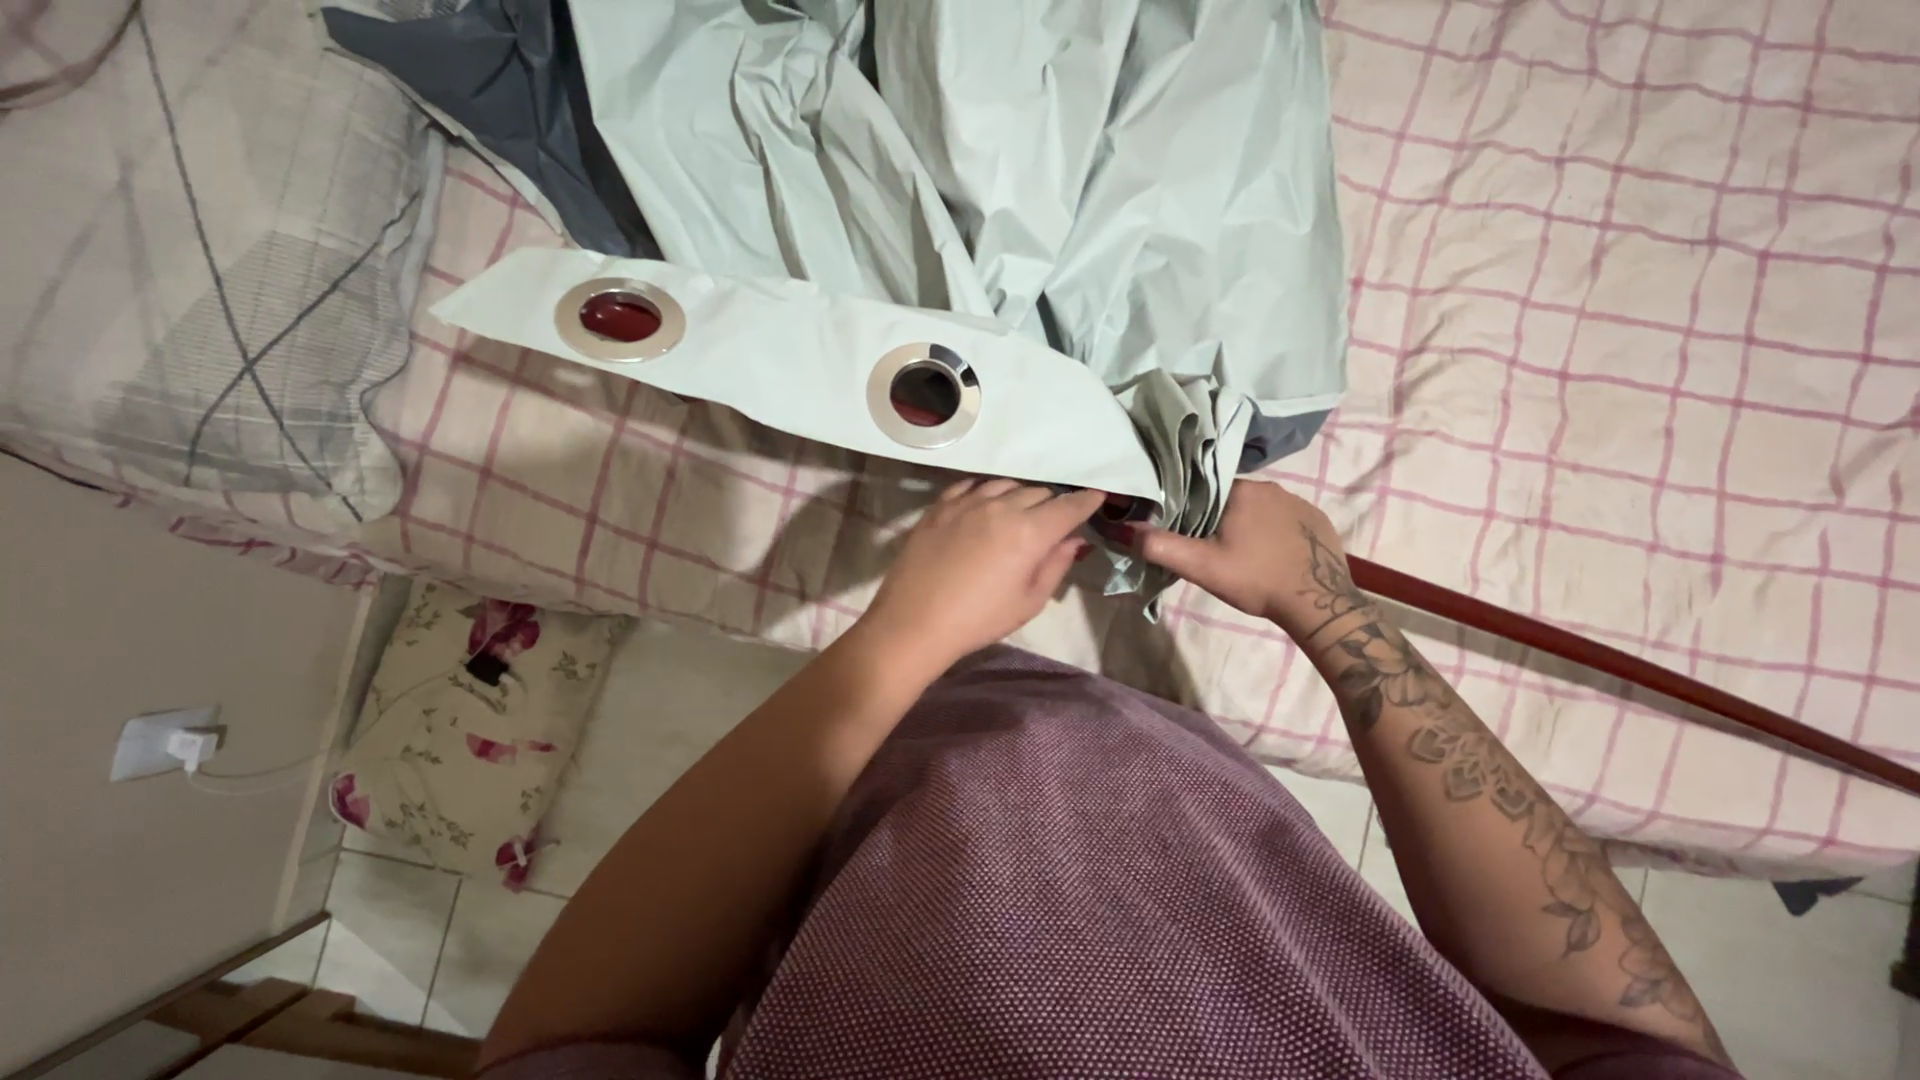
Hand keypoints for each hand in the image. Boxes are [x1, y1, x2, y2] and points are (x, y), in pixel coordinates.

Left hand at [859, 479, 1103, 672]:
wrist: (914, 622)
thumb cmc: (978, 620)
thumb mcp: (1028, 602)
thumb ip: (1056, 566)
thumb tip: (1073, 541)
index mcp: (1029, 533)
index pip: (1068, 507)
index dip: (1086, 502)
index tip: (1097, 498)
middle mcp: (1001, 508)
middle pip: (1038, 493)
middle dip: (1051, 505)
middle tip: (1052, 523)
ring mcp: (966, 503)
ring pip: (1005, 485)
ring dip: (1019, 496)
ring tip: (1018, 514)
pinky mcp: (939, 507)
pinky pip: (971, 487)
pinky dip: (985, 493)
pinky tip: (985, 505)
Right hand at [1129, 481, 1359, 638]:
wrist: (1319, 605)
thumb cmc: (1256, 580)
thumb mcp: (1200, 566)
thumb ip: (1158, 545)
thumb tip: (1120, 528)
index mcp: (1241, 490)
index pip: (1205, 489)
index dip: (1191, 509)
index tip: (1187, 532)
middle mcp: (1272, 487)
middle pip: (1231, 498)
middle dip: (1219, 519)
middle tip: (1211, 550)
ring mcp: (1300, 502)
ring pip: (1259, 509)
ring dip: (1247, 525)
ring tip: (1241, 555)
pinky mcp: (1319, 521)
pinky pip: (1286, 520)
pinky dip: (1274, 533)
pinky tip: (1270, 556)